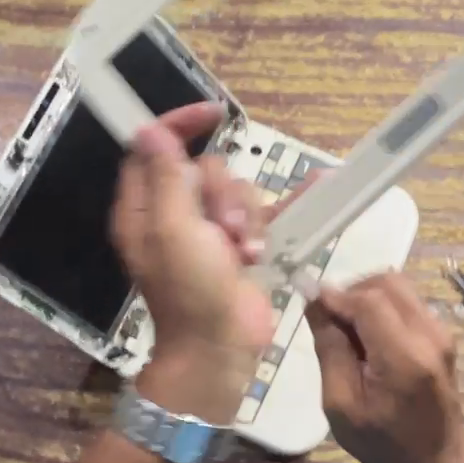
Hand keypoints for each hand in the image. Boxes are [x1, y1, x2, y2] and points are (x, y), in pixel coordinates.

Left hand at [111, 102, 270, 420]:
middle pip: (207, 170)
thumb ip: (166, 178)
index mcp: (145, 209)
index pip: (155, 148)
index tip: (212, 114)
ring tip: (246, 254)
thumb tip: (149, 130)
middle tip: (227, 232)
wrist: (220, 348)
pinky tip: (318, 186)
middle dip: (225, 196)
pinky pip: (264, 211)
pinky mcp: (240, 246)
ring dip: (249, 220)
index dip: (179, 125)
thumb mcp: (174, 230)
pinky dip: (285, 205)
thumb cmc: (190, 292)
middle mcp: (175, 215)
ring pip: (237, 192)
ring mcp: (209, 232)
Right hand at [305, 273, 463, 462]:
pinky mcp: (443, 336)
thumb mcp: (341, 404)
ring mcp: (442, 333)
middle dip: (350, 291)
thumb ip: (329, 348)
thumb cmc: (382, 444)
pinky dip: (381, 308)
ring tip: (346, 331)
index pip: (366, 301)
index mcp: (403, 357)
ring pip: (398, 288)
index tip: (306, 299)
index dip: (334, 294)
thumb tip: (315, 302)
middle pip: (385, 283)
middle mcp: (430, 335)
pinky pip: (407, 303)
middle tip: (327, 318)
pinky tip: (367, 340)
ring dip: (366, 298)